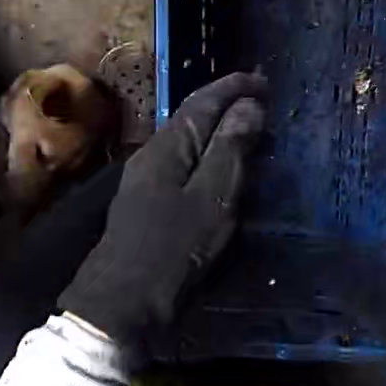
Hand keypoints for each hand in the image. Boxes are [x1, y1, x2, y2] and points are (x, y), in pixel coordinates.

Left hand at [58, 72, 267, 351]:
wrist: (120, 304)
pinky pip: (185, 159)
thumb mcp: (212, 197)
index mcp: (169, 145)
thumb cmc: (173, 249)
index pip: (204, 100)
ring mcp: (147, 176)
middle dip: (228, 102)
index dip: (235, 86)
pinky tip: (223, 164)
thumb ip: (231, 148)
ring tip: (251, 127)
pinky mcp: (148, 199)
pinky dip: (210, 151)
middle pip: (194, 115)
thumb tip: (249, 105)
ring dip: (220, 127)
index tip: (265, 81)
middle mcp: (154, 152)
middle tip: (264, 101)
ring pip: (189, 138)